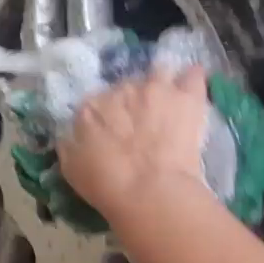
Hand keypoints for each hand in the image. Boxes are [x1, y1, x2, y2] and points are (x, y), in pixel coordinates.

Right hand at [55, 66, 211, 220]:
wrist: (150, 190)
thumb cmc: (105, 184)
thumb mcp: (70, 168)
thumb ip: (70, 144)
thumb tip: (71, 135)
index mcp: (89, 108)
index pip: (93, 103)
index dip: (102, 117)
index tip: (108, 133)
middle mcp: (120, 90)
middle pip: (126, 86)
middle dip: (132, 100)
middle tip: (139, 123)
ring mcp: (155, 88)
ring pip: (158, 72)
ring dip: (161, 83)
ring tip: (166, 100)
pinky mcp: (187, 96)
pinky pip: (193, 74)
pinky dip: (192, 80)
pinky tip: (192, 90)